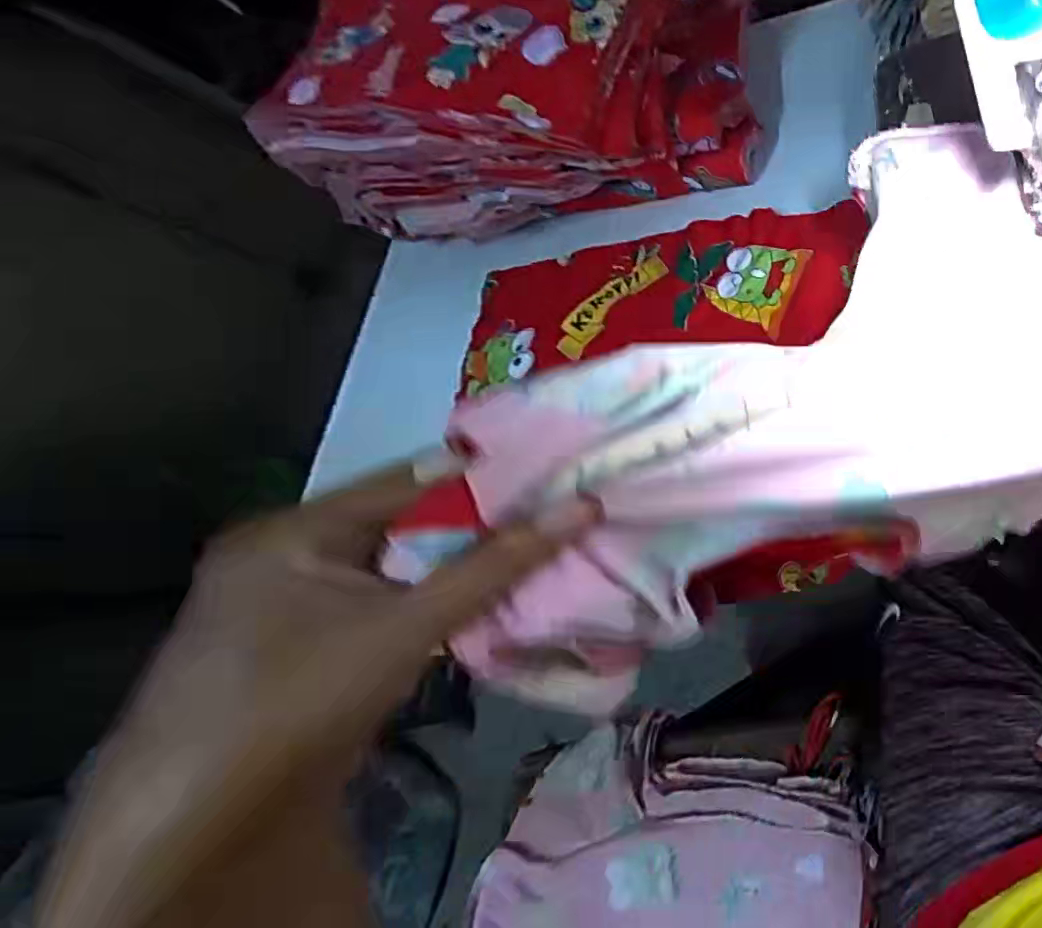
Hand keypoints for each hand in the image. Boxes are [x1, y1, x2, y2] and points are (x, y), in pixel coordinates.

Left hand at [37, 449, 599, 927]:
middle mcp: (288, 551)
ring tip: (538, 545)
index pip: (412, 478)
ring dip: (466, 560)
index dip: (488, 473)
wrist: (203, 826)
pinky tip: (489, 593)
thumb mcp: (411, 622)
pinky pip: (392, 594)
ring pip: (405, 560)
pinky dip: (440, 592)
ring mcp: (293, 598)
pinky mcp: (310, 638)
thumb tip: (584, 507)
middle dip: (484, 520)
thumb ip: (500, 562)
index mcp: (292, 530)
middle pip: (408, 519)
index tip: (558, 470)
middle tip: (557, 510)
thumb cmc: (302, 697)